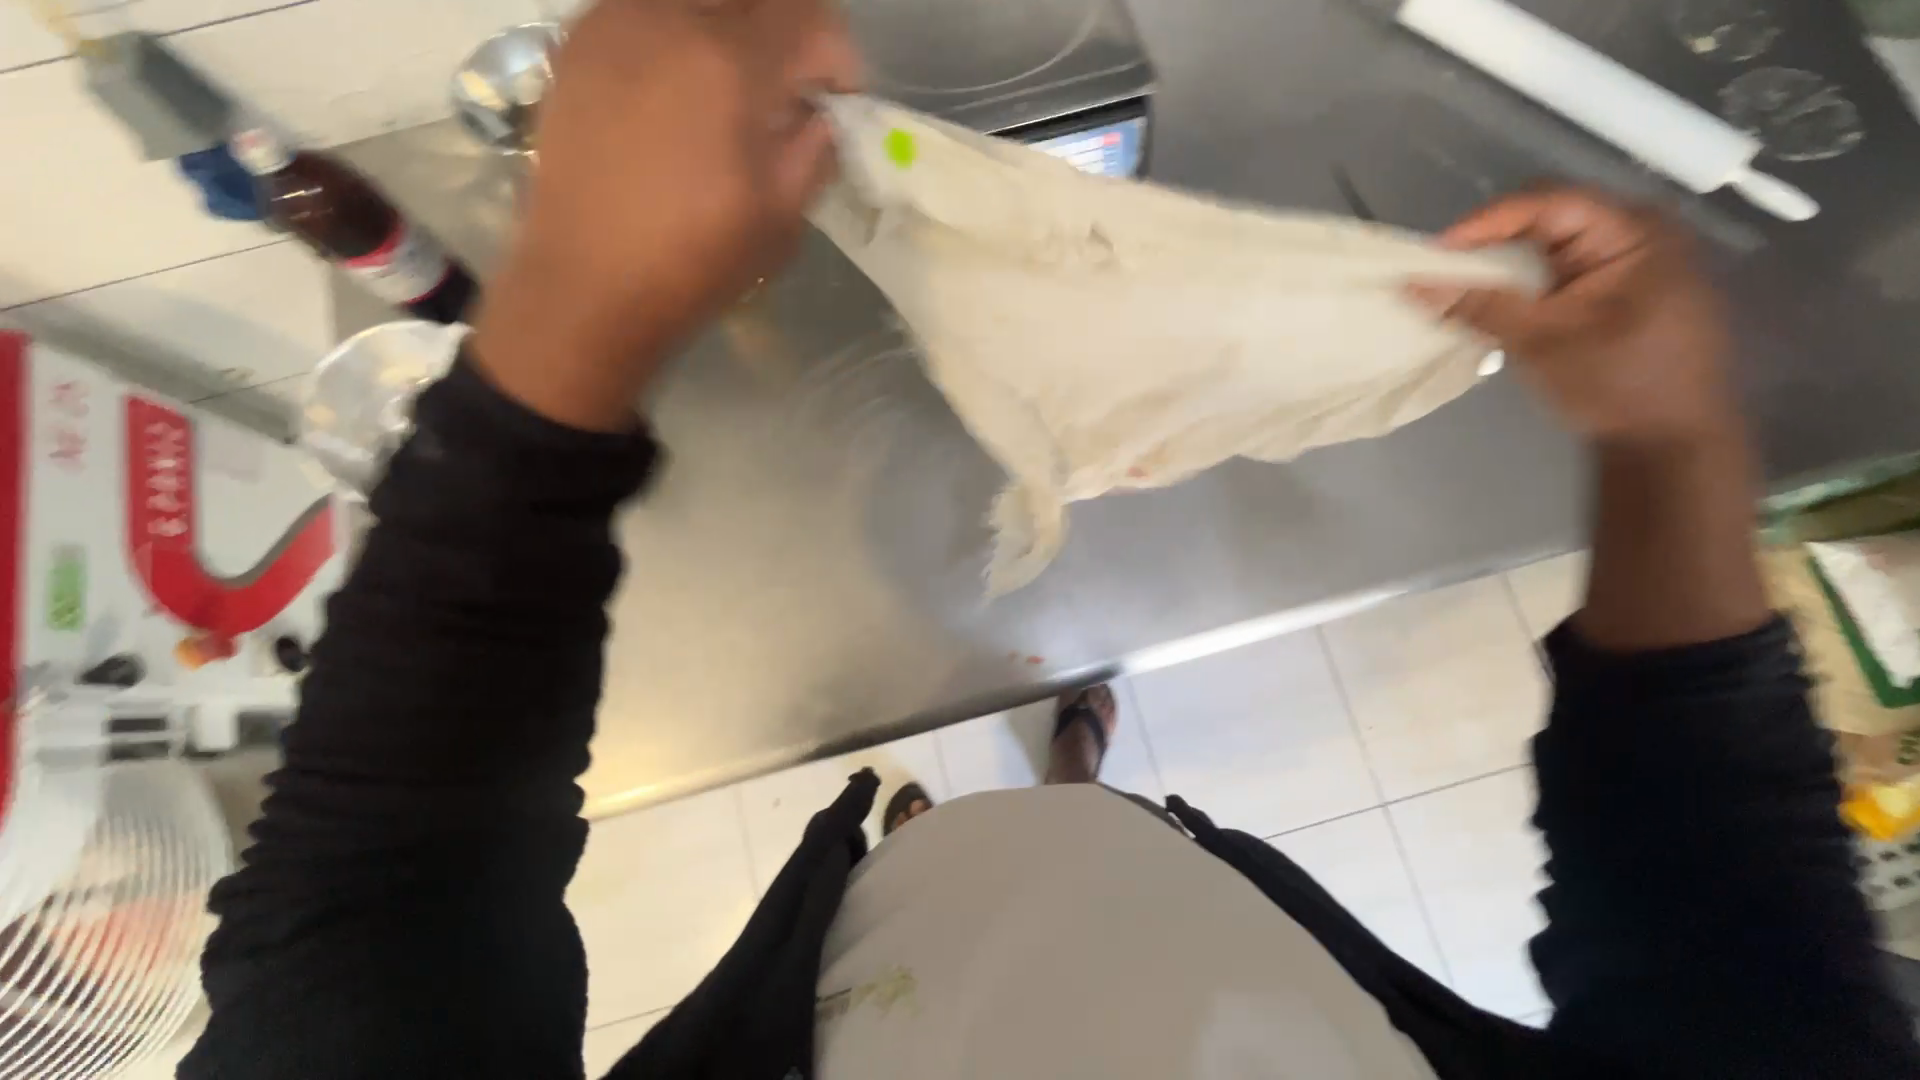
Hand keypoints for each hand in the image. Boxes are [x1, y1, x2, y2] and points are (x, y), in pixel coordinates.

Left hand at [472, 0, 862, 430]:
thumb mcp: (782, 218)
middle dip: (785, 34)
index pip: (809, 15)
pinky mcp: (577, 42)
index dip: (837, 55)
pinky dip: (677, 34)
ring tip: (728, 88)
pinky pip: (646, 9)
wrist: (589, 285)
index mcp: (730, 65)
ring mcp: (614, 20)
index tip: (834, 100)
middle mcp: (669, 18)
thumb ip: (816, 148)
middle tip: (786, 89)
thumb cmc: (695, 261)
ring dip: (730, 29)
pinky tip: (674, 90)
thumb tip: (820, 113)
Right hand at [1408, 187, 1737, 447]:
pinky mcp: (1614, 293)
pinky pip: (1556, 273)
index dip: (1486, 222)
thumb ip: (1478, 306)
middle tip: (1438, 272)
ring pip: (1547, 248)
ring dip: (1499, 268)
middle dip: (1487, 244)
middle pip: (1546, 220)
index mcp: (1633, 234)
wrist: (1669, 440)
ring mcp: (1626, 266)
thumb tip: (1411, 283)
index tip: (1434, 253)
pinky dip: (1518, 286)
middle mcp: (1634, 237)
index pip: (1548, 203)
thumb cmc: (1616, 384)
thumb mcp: (1540, 341)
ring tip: (1455, 289)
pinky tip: (1488, 306)